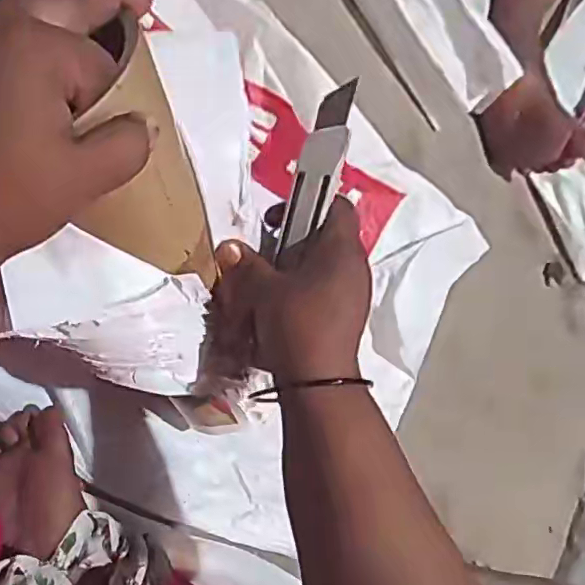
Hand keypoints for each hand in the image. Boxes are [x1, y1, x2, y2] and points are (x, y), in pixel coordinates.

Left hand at [0, 0, 157, 286]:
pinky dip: (36, 28)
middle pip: (68, 1)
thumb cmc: (15, 199)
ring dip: (69, 8)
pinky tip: (52, 47)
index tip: (117, 127)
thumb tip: (145, 124)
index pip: (99, 62)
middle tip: (141, 1)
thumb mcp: (84, 179)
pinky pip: (6, 26)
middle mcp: (1, 27)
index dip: (115, 97)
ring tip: (100, 16)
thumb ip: (127, 145)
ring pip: (34, 5)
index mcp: (35, 47)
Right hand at [210, 198, 370, 381]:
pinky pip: (323, 294)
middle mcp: (354, 268)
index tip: (277, 220)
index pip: (335, 205)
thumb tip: (229, 248)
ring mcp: (354, 295)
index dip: (307, 202)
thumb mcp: (262, 292)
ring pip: (323, 269)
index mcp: (341, 250)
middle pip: (325, 240)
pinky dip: (301, 296)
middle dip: (293, 244)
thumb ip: (247, 266)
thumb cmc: (295, 325)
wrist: (317, 383)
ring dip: (295, 273)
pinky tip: (279, 313)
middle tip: (265, 256)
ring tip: (268, 288)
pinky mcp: (346, 318)